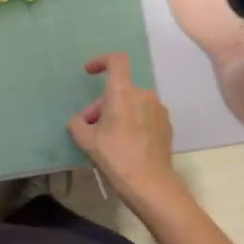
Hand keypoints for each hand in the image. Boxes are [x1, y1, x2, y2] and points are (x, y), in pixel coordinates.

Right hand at [67, 52, 179, 201]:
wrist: (150, 183)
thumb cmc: (115, 156)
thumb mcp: (86, 140)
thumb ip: (77, 123)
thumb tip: (79, 120)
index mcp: (124, 92)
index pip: (117, 60)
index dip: (101, 61)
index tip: (90, 72)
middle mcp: (144, 95)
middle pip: (120, 89)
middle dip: (102, 104)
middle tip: (90, 127)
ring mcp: (159, 110)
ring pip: (132, 103)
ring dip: (118, 114)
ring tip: (108, 138)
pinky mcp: (167, 125)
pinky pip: (145, 115)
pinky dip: (133, 123)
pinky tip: (127, 145)